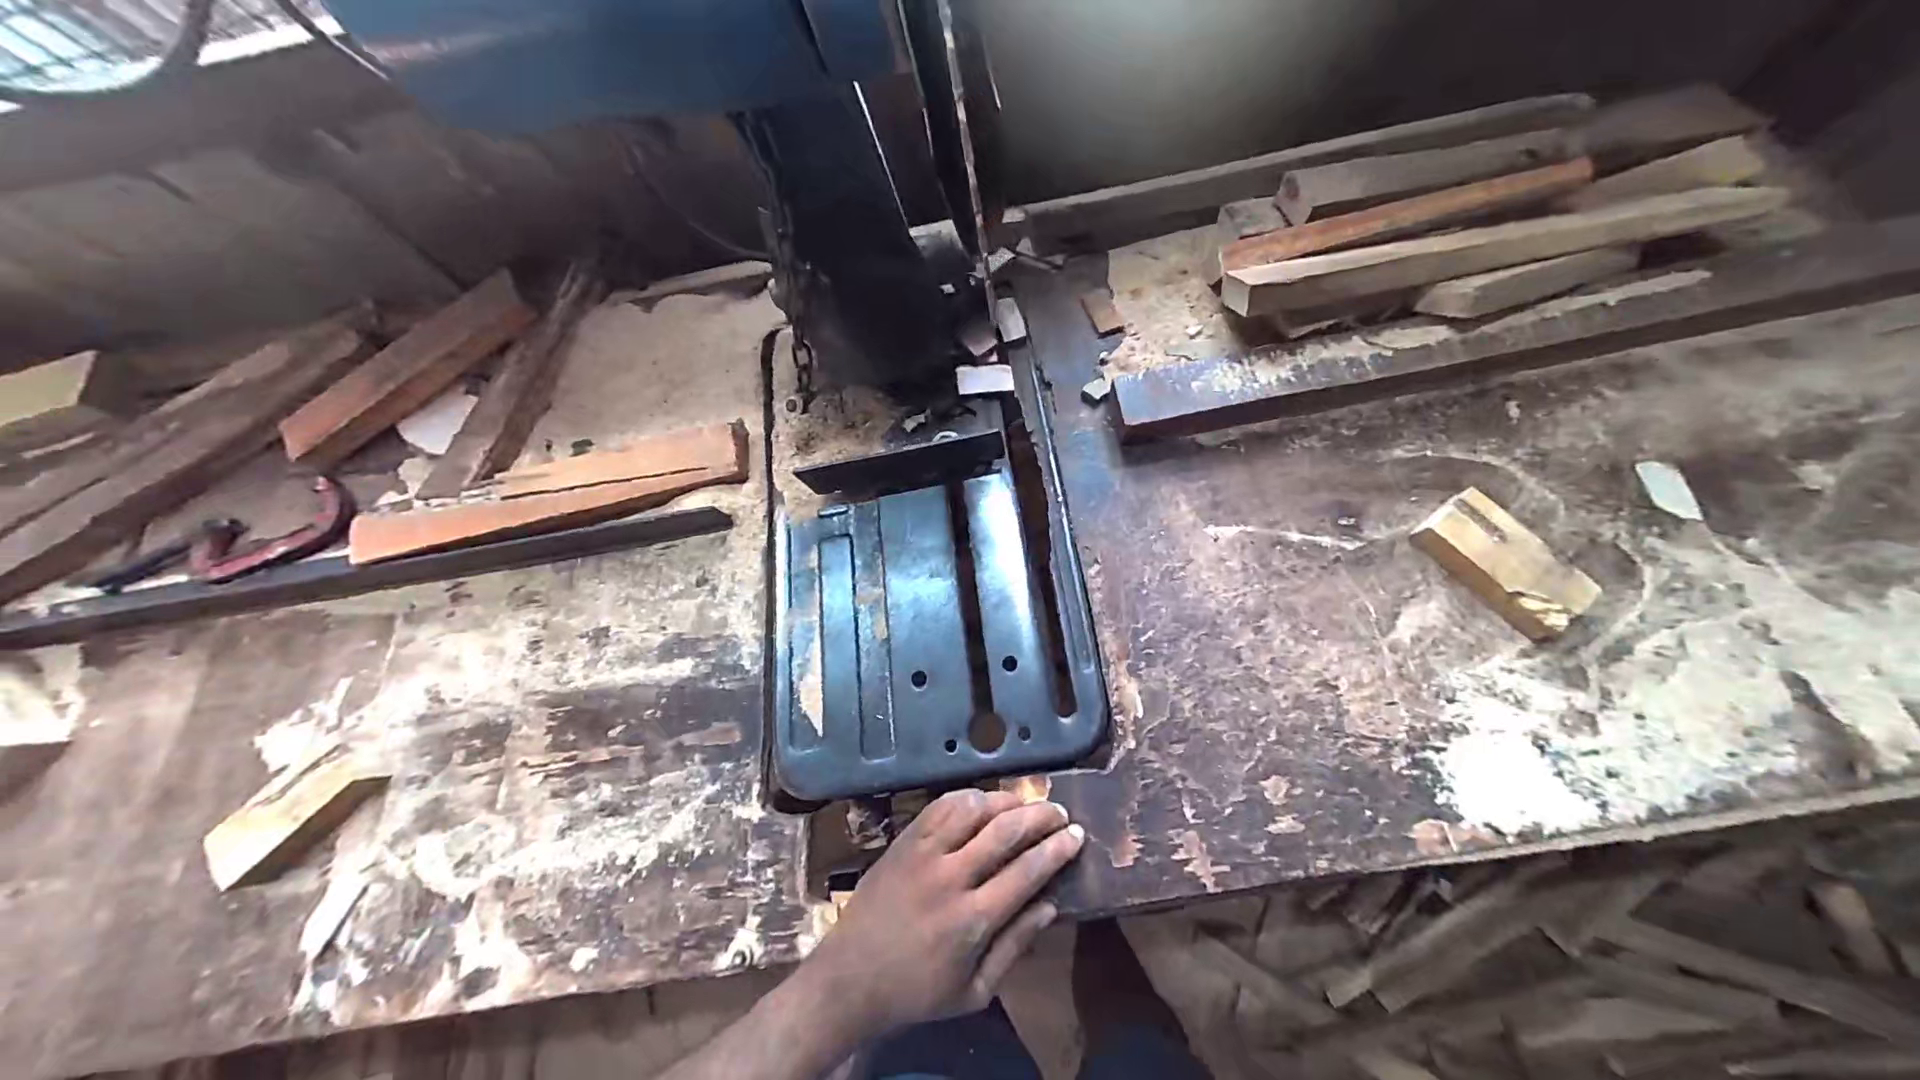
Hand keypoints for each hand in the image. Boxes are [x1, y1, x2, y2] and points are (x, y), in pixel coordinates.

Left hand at [798, 789, 1085, 1039]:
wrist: (850, 976)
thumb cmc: (917, 991)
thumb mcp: (974, 991)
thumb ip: (1015, 945)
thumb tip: (1051, 905)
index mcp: (972, 920)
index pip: (1026, 871)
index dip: (1056, 849)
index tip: (1076, 835)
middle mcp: (951, 877)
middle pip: (1005, 832)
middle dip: (1040, 817)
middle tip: (1059, 812)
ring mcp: (924, 853)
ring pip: (973, 809)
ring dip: (1006, 800)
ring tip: (1026, 803)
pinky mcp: (905, 840)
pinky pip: (941, 806)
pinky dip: (968, 797)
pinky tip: (984, 800)